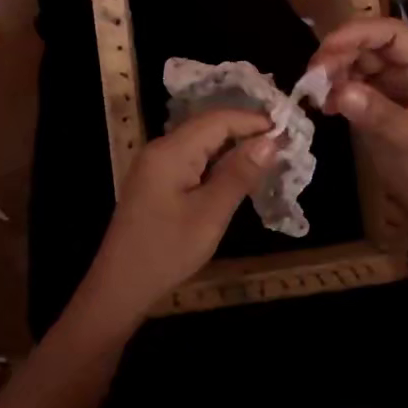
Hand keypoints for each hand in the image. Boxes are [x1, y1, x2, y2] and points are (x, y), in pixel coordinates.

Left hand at [82, 108, 278, 314]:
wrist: (120, 287)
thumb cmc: (166, 251)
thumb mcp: (210, 214)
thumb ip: (239, 174)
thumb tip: (269, 140)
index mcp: (171, 151)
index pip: (218, 120)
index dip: (253, 120)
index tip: (287, 129)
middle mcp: (161, 149)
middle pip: (208, 127)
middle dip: (245, 130)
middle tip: (283, 143)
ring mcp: (156, 166)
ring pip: (201, 144)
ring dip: (233, 147)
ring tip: (267, 157)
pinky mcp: (156, 183)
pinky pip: (192, 160)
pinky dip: (217, 163)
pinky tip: (237, 175)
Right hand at [308, 18, 407, 234]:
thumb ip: (378, 113)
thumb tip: (337, 89)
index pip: (393, 35)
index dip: (358, 34)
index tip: (324, 51)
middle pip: (374, 49)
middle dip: (341, 54)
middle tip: (311, 76)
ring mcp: (399, 98)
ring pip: (363, 70)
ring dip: (337, 74)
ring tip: (315, 93)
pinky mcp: (385, 118)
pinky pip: (359, 95)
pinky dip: (340, 95)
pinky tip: (326, 108)